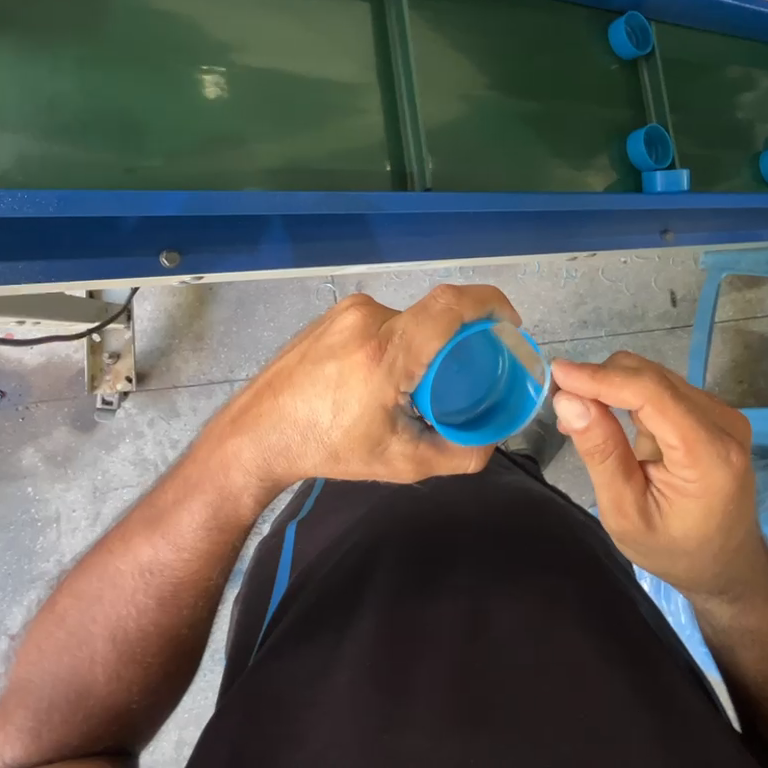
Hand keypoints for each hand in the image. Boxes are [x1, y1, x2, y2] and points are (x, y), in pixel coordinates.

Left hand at [201, 285, 516, 491]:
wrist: (257, 433)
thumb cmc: (328, 448)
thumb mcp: (400, 463)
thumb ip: (458, 455)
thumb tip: (492, 440)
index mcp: (387, 349)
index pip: (452, 304)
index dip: (492, 304)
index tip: (511, 324)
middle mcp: (369, 317)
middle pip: (433, 318)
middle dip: (456, 344)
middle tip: (462, 379)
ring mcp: (346, 311)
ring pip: (407, 321)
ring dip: (421, 348)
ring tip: (414, 388)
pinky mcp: (331, 315)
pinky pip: (382, 321)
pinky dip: (396, 344)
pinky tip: (382, 379)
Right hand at [551, 352, 767, 605]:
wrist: (726, 566)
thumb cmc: (674, 550)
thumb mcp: (625, 513)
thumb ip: (601, 453)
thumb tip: (567, 400)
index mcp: (708, 454)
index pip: (650, 393)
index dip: (600, 378)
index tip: (557, 374)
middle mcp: (722, 423)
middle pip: (650, 377)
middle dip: (600, 381)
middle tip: (562, 405)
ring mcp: (721, 414)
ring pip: (652, 376)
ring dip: (610, 388)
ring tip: (582, 421)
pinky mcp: (713, 413)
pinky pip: (660, 388)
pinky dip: (626, 396)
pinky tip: (608, 422)